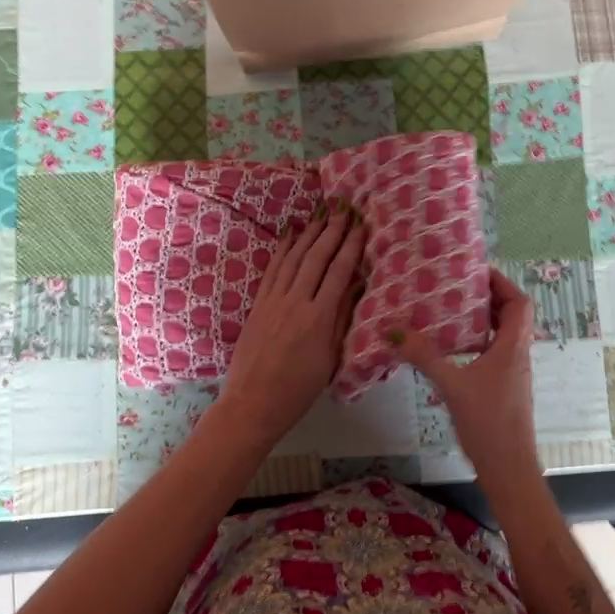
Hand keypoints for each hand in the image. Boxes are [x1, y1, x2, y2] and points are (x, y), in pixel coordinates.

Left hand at [218, 203, 365, 445]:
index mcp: (318, 318)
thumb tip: (356, 288)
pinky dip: (283, 248)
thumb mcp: (330, 360)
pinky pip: (273, 269)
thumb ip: (341, 321)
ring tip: (322, 214)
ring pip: (294, 258)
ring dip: (309, 233)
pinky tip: (290, 234)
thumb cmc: (298, 390)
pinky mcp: (258, 304)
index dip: (351, 246)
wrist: (252, 404)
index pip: (339, 273)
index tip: (362, 225)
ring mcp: (273, 301)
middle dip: (332, 231)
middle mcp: (296, 302)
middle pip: (316, 258)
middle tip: (344, 209)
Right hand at [393, 267, 539, 488]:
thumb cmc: (488, 422)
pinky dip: (479, 341)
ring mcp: (513, 373)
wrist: (508, 468)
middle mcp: (518, 355)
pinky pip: (495, 352)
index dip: (502, 283)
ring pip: (504, 335)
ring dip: (483, 319)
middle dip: (489, 297)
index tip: (475, 272)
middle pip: (512, 315)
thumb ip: (424, 356)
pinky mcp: (505, 388)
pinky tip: (454, 348)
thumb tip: (394, 332)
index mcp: (513, 347)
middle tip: (457, 286)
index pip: (519, 303)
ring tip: (452, 310)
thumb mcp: (452, 385)